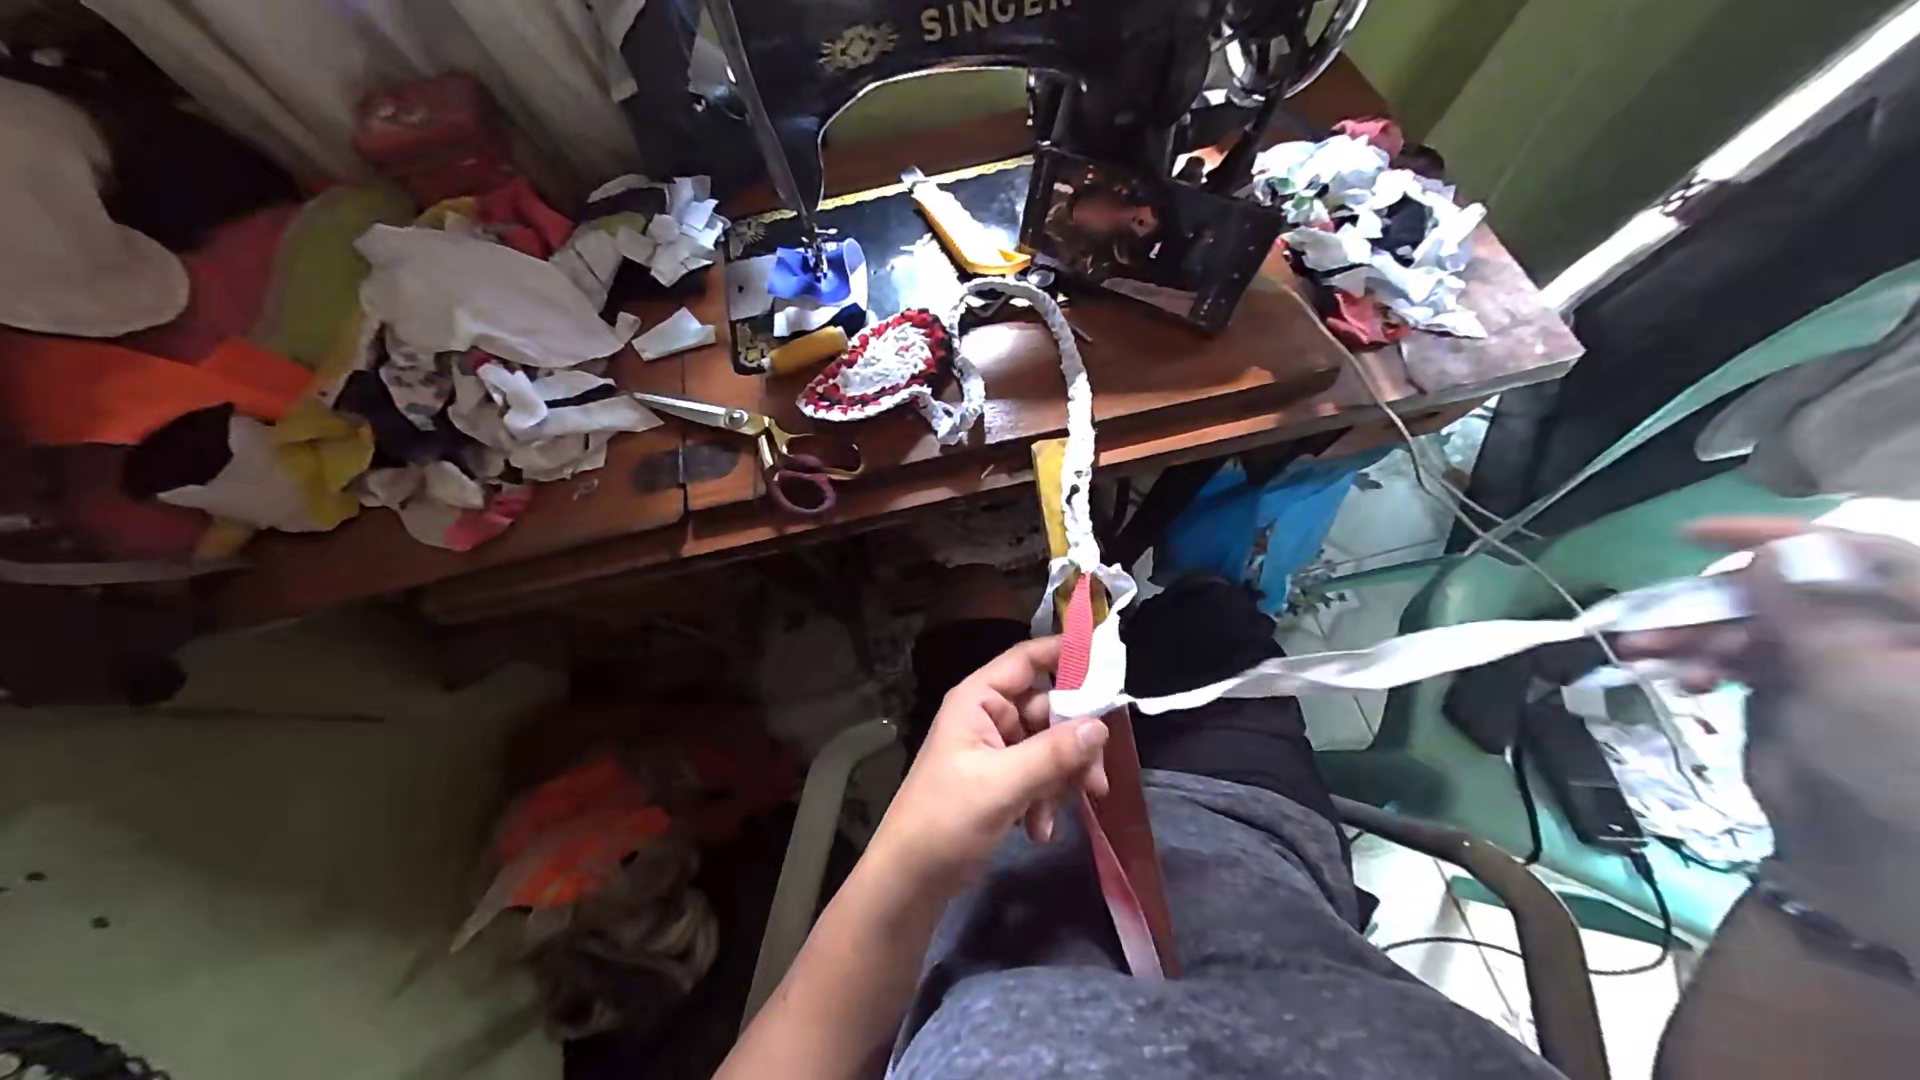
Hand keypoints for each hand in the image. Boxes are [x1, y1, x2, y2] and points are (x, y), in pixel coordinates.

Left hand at [865, 636, 1109, 898]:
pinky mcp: (1002, 777)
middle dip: (1074, 745)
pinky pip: (1041, 773)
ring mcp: (996, 747)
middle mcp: (989, 715)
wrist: (912, 878)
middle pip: (1049, 708)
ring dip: (1061, 779)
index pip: (1027, 658)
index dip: (1066, 653)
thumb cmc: (946, 820)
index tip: (1109, 661)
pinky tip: (1038, 830)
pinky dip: (1047, 799)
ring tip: (1054, 816)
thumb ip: (1053, 753)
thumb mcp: (1003, 785)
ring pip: (1051, 744)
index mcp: (979, 700)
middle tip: (1095, 781)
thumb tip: (1100, 725)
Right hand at [1619, 518, 1919, 944]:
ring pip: (1753, 624)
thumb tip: (1780, 547)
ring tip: (1640, 653)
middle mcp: (1887, 635)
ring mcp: (1842, 661)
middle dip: (1712, 603)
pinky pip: (1739, 655)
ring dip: (1691, 634)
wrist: (1881, 862)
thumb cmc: (1894, 771)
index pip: (1867, 556)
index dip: (1782, 538)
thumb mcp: (1857, 685)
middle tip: (1652, 620)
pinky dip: (1700, 660)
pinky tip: (1677, 676)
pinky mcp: (1799, 686)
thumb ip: (1818, 612)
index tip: (1695, 535)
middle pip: (1791, 590)